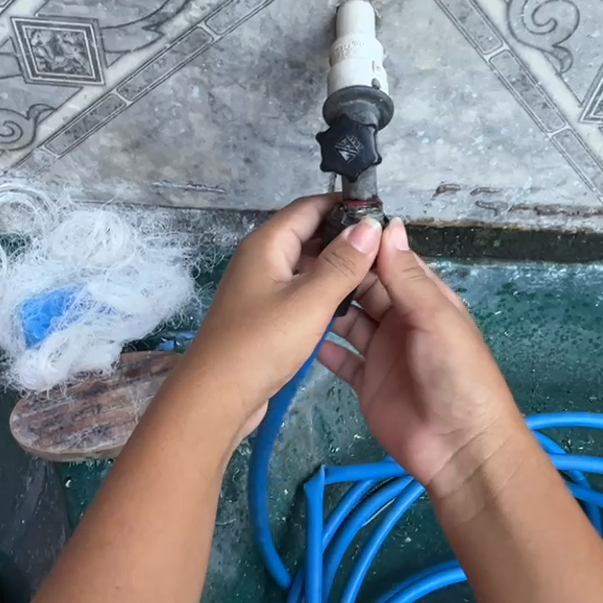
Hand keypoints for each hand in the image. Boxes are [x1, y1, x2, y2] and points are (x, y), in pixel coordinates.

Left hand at [176, 195, 380, 427]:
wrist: (217, 396)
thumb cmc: (261, 343)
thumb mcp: (310, 301)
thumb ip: (343, 263)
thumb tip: (371, 225)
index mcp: (266, 244)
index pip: (309, 207)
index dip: (344, 206)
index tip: (381, 213)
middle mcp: (262, 259)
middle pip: (308, 234)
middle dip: (345, 238)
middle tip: (386, 248)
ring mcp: (262, 288)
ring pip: (306, 265)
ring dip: (337, 267)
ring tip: (376, 273)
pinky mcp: (265, 314)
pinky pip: (299, 291)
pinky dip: (324, 291)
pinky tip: (349, 303)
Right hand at [319, 219, 527, 497]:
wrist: (459, 449)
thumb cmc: (456, 376)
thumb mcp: (436, 319)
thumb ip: (407, 277)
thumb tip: (390, 226)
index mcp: (426, 301)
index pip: (391, 264)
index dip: (365, 246)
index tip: (328, 226)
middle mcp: (402, 322)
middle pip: (366, 290)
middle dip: (340, 274)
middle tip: (300, 256)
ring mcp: (383, 354)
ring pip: (350, 322)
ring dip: (328, 308)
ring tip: (294, 290)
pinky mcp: (367, 383)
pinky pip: (342, 359)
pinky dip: (324, 349)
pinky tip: (299, 335)